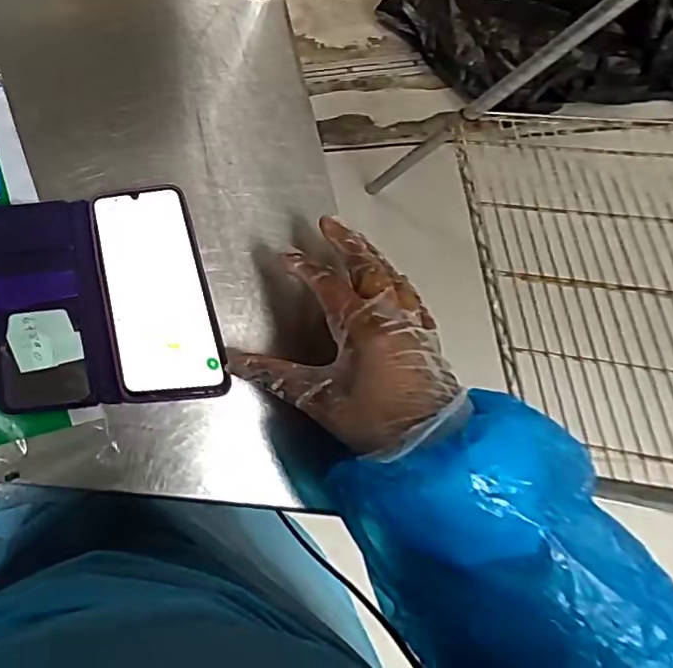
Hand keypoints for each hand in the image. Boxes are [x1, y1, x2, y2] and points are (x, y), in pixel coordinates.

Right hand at [230, 217, 462, 454]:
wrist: (433, 448)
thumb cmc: (381, 424)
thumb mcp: (321, 399)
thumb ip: (277, 375)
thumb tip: (239, 363)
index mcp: (361, 324)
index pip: (325, 282)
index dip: (302, 267)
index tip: (286, 257)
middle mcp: (389, 315)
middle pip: (365, 265)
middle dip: (344, 241)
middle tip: (329, 224)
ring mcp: (411, 323)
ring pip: (391, 275)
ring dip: (372, 254)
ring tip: (359, 242)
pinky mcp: (426, 337)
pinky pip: (412, 296)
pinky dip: (398, 281)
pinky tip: (398, 283)